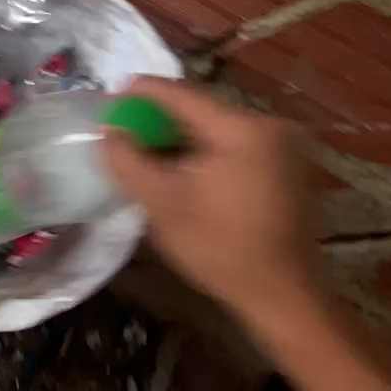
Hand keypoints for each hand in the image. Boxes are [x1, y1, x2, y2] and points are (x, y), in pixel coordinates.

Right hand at [102, 77, 322, 323]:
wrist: (285, 298)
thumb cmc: (220, 248)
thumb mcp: (159, 202)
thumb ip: (126, 158)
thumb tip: (108, 128)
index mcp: (241, 130)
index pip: (176, 93)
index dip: (135, 94)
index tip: (106, 106)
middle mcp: (268, 126)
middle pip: (194, 108)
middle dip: (155, 120)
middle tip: (122, 137)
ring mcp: (281, 144)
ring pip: (210, 126)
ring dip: (175, 137)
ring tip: (145, 155)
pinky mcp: (284, 163)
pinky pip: (229, 141)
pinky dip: (199, 150)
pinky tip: (180, 172)